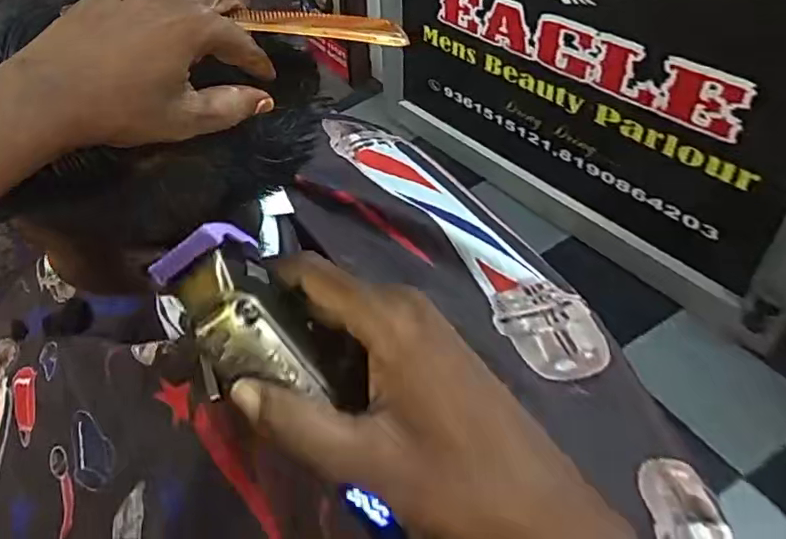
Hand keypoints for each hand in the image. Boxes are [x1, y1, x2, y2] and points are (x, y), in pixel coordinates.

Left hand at [0, 0, 275, 154]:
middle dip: (236, 16)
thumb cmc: (119, 108)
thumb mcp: (180, 118)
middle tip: (233, 40)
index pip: (242, 39)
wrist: (50, 90)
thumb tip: (264, 98)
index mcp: (198, 25)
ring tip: (195, 19)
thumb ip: (229, 107)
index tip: (264, 75)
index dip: (257, 60)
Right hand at [229, 255, 627, 538]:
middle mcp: (404, 303)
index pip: (308, 270)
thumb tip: (237, 388)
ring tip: (279, 366)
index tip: (228, 301)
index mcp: (388, 316)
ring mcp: (424, 321)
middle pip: (325, 288)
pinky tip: (331, 384)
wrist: (557, 523)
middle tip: (247, 344)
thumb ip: (297, 423)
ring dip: (311, 332)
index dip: (264, 277)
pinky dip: (341, 344)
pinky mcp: (435, 343)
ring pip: (347, 309)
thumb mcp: (371, 463)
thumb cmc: (462, 486)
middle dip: (283, 311)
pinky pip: (372, 326)